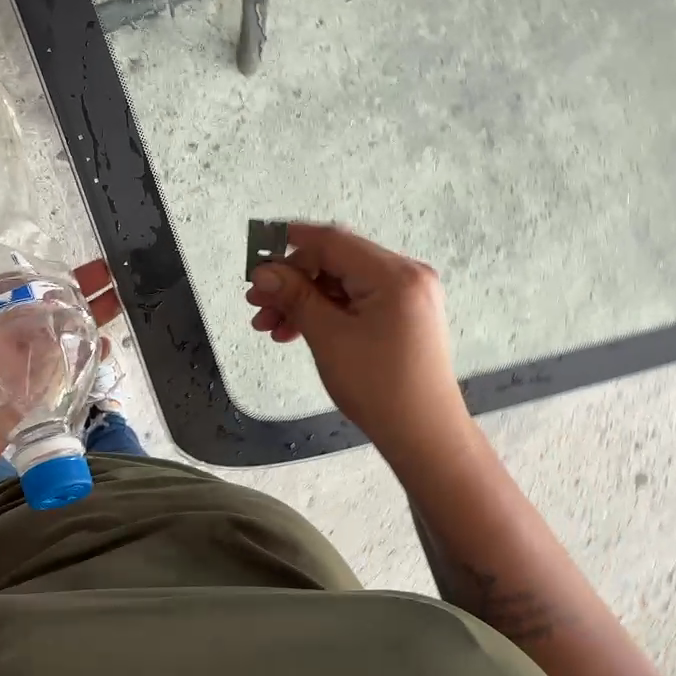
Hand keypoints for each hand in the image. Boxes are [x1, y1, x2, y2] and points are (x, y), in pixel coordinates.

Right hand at [243, 223, 471, 464]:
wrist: (422, 433)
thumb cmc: (376, 385)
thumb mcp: (328, 337)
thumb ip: (295, 296)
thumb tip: (262, 273)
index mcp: (394, 275)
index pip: (331, 242)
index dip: (288, 244)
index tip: (253, 259)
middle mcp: (405, 275)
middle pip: (335, 261)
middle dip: (292, 280)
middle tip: (256, 303)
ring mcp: (406, 295)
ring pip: (341, 283)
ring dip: (302, 299)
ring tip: (269, 326)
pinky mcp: (402, 315)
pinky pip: (354, 300)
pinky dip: (323, 311)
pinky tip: (295, 331)